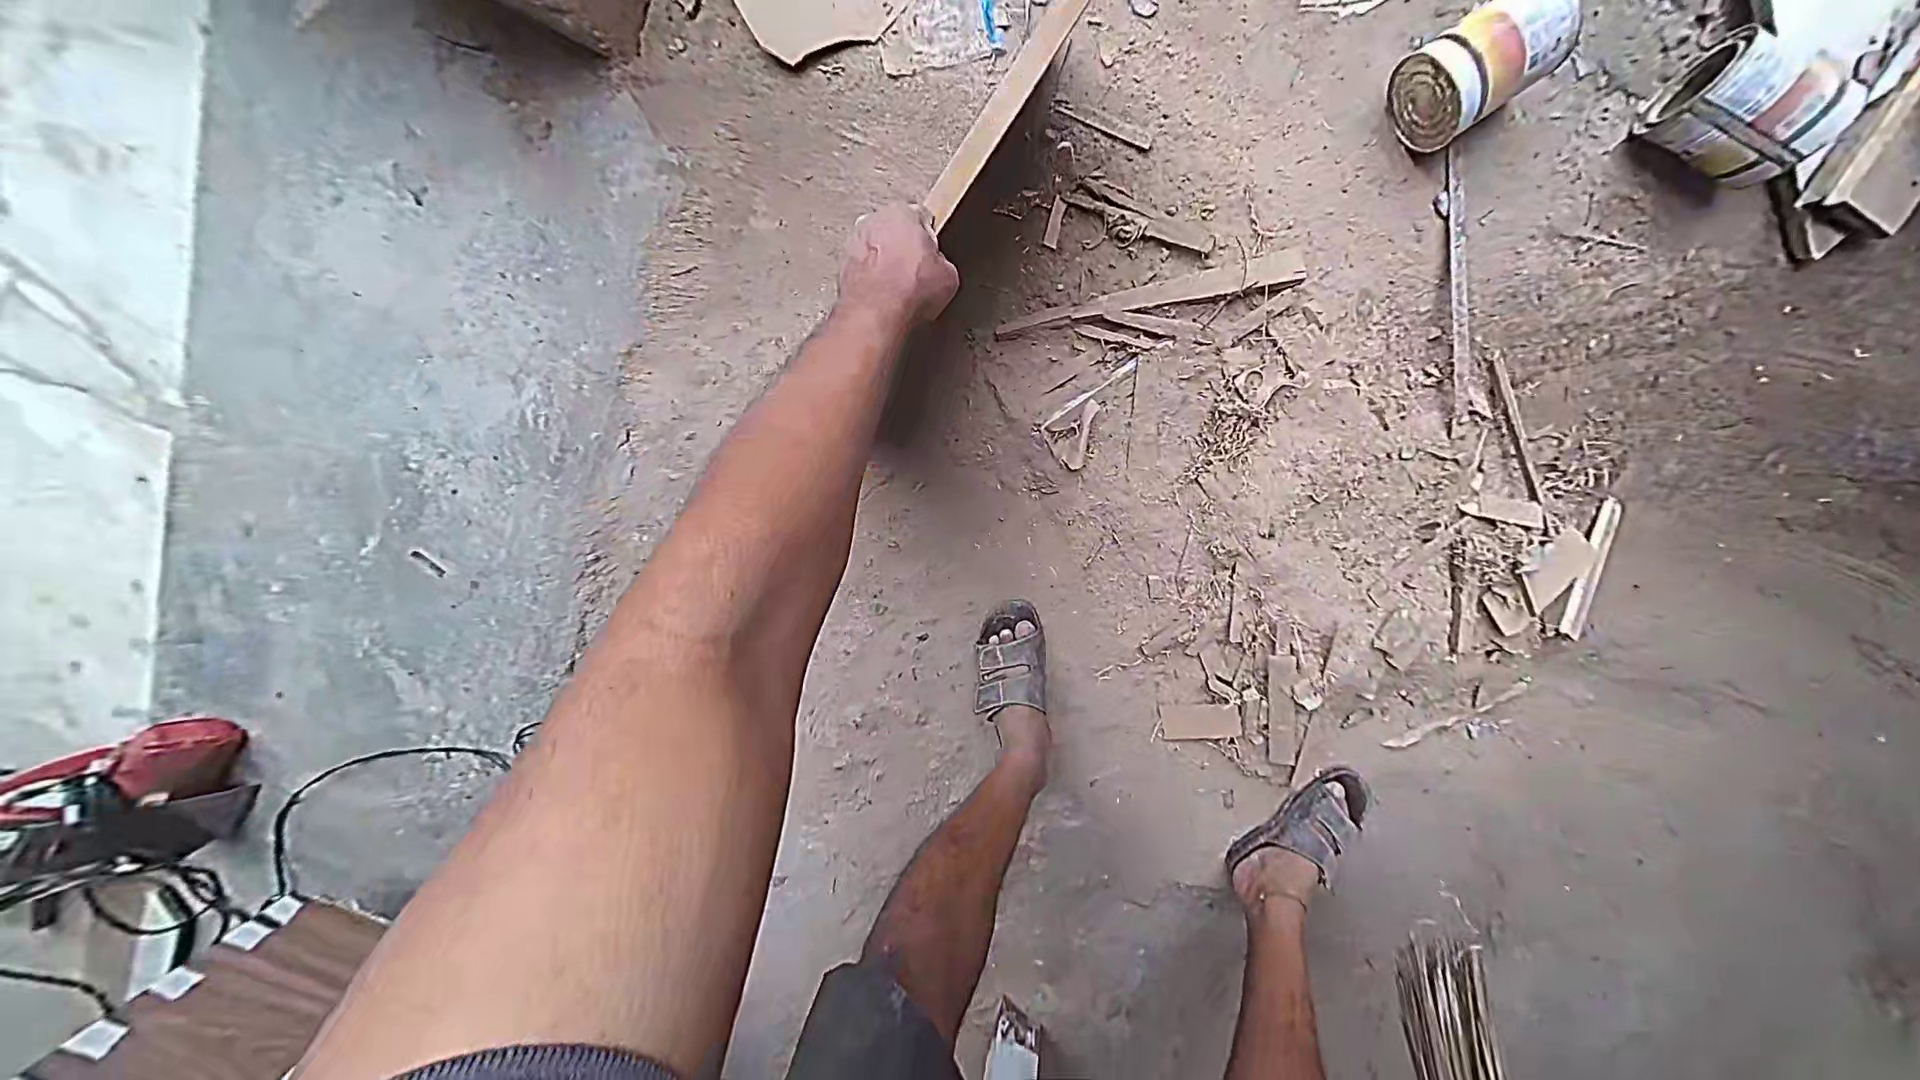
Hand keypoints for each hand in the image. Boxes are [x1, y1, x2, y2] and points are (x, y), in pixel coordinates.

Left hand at [836, 203, 958, 327]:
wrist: (877, 314)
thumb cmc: (909, 289)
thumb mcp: (949, 276)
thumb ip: (942, 263)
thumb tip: (939, 270)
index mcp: (902, 212)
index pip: (921, 220)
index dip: (929, 243)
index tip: (931, 260)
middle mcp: (873, 220)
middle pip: (893, 234)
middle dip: (902, 252)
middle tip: (914, 278)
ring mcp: (853, 244)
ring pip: (874, 252)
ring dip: (883, 268)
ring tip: (897, 293)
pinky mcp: (842, 269)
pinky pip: (861, 273)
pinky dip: (870, 284)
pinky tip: (882, 301)